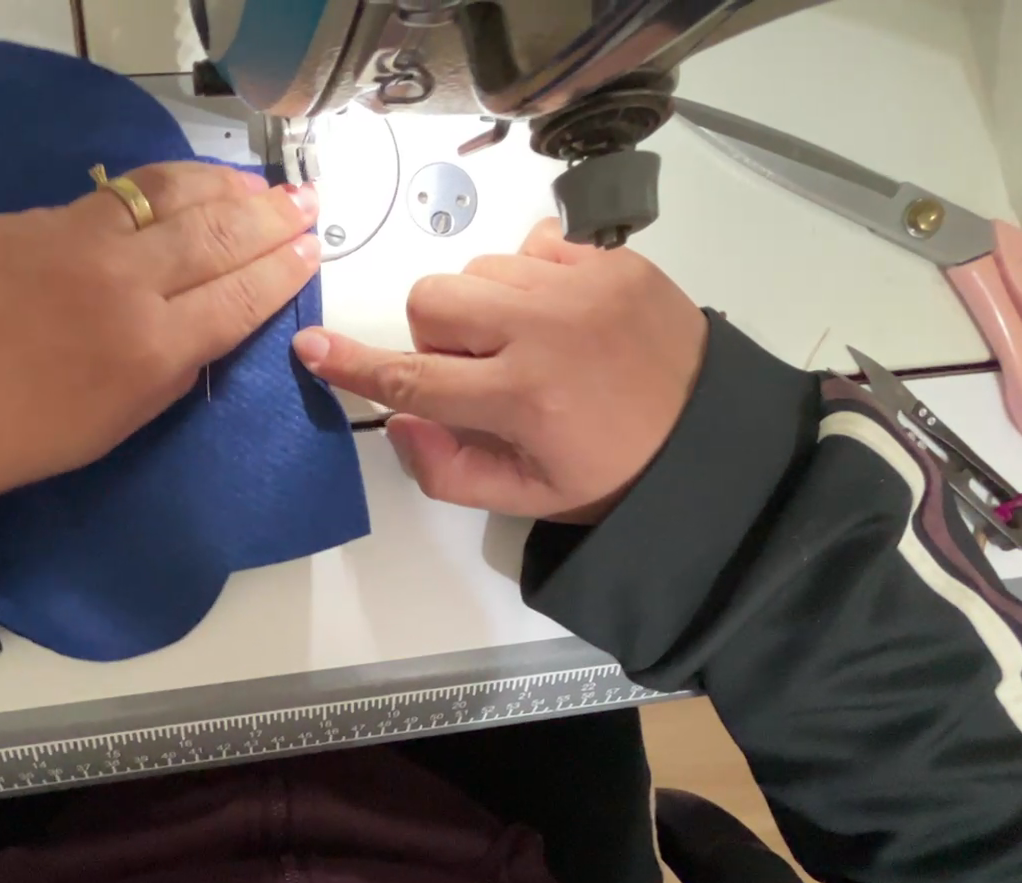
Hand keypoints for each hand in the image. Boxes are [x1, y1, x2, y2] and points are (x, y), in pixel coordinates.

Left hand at [0, 162, 321, 513]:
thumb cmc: (22, 441)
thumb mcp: (119, 425)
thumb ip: (173, 368)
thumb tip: (204, 325)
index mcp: (150, 350)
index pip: (240, 295)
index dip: (284, 270)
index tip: (312, 249)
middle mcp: (123, 283)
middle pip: (217, 234)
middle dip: (272, 216)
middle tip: (305, 202)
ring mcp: (70, 238)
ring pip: (166, 193)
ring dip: (221, 185)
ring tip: (253, 184)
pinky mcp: (24, 217)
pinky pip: (105, 199)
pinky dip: (154, 193)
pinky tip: (171, 194)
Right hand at [293, 219, 705, 524]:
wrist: (711, 438)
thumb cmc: (608, 477)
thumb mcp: (523, 500)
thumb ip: (446, 469)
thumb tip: (399, 420)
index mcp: (521, 400)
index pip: (414, 379)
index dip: (354, 365)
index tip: (310, 346)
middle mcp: (544, 330)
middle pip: (433, 300)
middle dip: (434, 337)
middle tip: (476, 371)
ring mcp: (582, 283)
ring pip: (476, 269)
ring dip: (478, 309)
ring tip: (523, 343)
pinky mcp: (611, 257)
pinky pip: (530, 244)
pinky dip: (523, 278)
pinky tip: (554, 314)